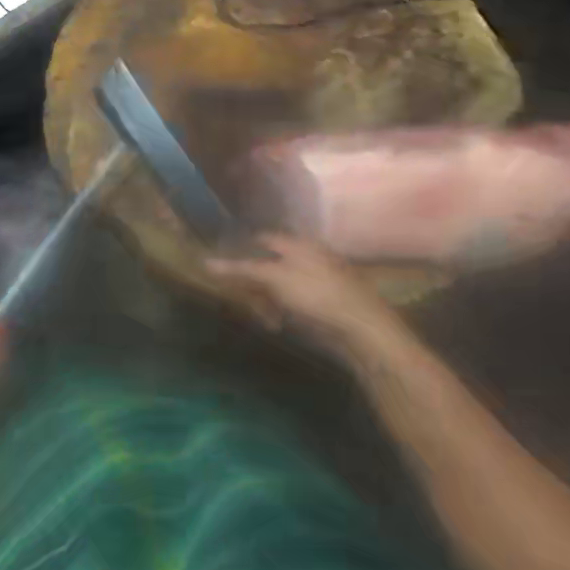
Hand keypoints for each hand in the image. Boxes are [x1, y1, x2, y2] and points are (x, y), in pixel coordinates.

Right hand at [208, 235, 406, 356]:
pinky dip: (281, 311)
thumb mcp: (272, 278)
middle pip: (268, 263)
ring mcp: (318, 281)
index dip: (240, 248)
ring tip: (263, 316)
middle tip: (237, 295)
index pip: (262, 238)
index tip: (222, 264)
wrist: (364, 332)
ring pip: (278, 285)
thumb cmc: (316, 296)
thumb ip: (240, 268)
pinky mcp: (324, 304)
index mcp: (299, 244)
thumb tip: (205, 261)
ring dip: (265, 300)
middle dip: (251, 280)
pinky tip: (277, 324)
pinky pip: (292, 302)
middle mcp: (309, 257)